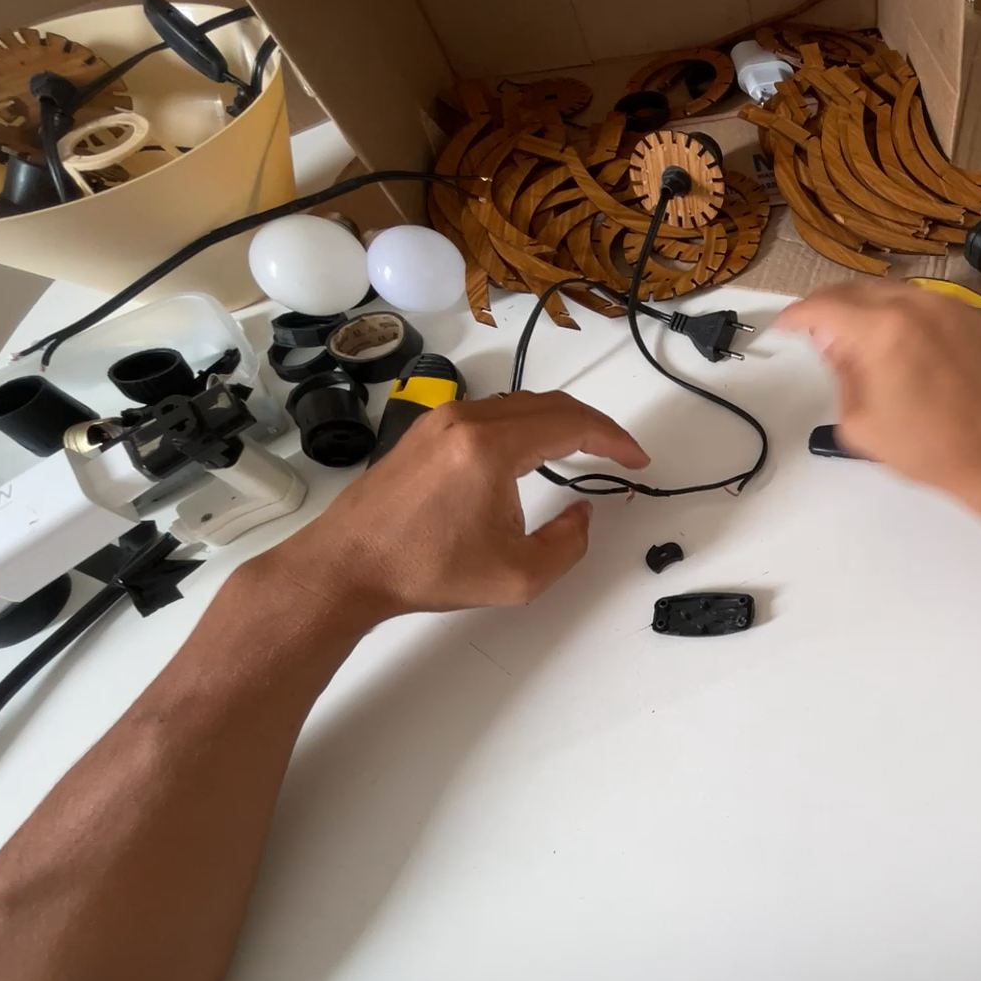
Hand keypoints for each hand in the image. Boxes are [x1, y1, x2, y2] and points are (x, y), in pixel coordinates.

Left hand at [255, 391, 648, 624]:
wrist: (343, 569)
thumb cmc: (427, 571)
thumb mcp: (519, 576)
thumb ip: (570, 543)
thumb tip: (581, 512)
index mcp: (492, 448)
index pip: (574, 426)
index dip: (616, 441)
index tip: (637, 461)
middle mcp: (468, 420)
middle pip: (553, 406)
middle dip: (597, 427)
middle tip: (623, 453)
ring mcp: (444, 420)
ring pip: (524, 404)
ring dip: (565, 423)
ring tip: (590, 449)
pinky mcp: (428, 430)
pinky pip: (497, 412)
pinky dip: (532, 424)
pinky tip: (539, 450)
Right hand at [779, 280, 980, 503]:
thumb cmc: (936, 449)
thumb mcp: (861, 423)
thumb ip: (840, 374)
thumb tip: (832, 344)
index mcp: (884, 331)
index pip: (824, 307)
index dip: (797, 315)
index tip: (787, 324)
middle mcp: (918, 306)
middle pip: (857, 289)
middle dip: (830, 308)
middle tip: (817, 331)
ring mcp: (951, 307)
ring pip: (892, 291)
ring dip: (867, 308)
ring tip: (858, 340)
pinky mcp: (975, 316)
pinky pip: (926, 301)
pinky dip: (903, 313)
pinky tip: (900, 342)